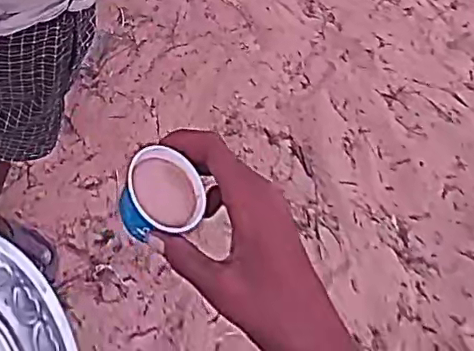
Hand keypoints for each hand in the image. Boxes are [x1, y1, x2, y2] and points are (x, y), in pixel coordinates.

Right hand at [157, 130, 356, 350]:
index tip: (159, 147)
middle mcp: (264, 194)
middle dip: (185, 154)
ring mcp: (271, 204)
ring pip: (228, 168)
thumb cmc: (280, 312)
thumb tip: (158, 237)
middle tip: (160, 165)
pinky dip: (214, 187)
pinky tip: (202, 212)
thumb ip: (184, 258)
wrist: (315, 337)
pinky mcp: (272, 215)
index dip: (182, 140)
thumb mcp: (220, 287)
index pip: (212, 147)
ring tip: (176, 188)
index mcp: (251, 200)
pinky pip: (238, 185)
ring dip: (199, 171)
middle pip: (218, 153)